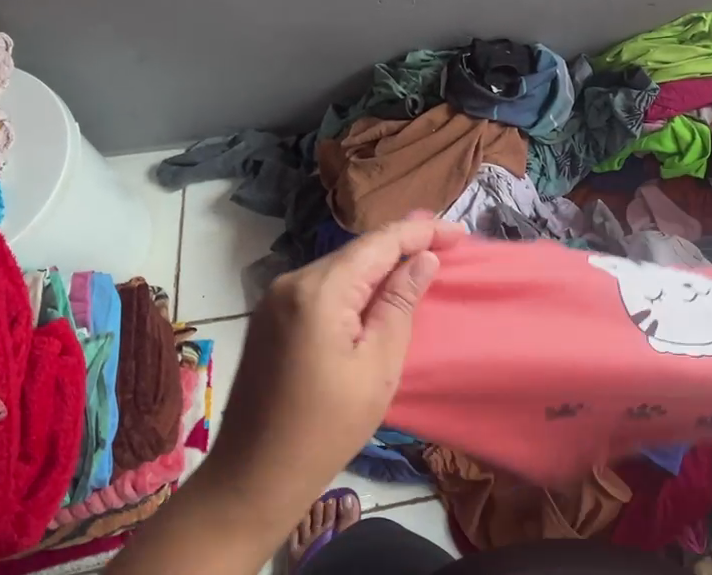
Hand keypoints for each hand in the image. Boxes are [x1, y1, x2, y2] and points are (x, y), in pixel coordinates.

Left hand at [209, 214, 465, 503]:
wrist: (251, 479)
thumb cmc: (325, 429)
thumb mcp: (378, 365)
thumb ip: (401, 303)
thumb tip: (424, 258)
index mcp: (319, 290)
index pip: (380, 243)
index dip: (423, 232)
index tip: (460, 234)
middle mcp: (291, 282)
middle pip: (358, 251)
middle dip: (403, 245)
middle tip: (448, 246)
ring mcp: (275, 300)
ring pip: (340, 267)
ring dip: (380, 265)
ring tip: (421, 263)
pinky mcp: (269, 318)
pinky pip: (322, 286)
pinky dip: (355, 283)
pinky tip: (378, 291)